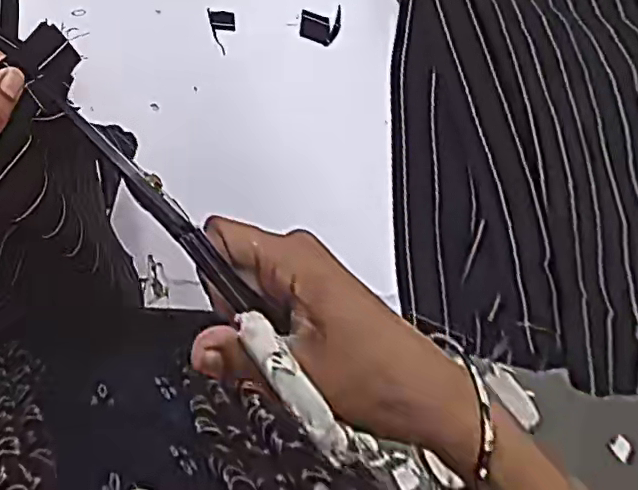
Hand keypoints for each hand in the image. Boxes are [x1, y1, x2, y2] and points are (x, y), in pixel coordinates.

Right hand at [189, 220, 483, 474]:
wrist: (437, 402)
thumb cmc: (388, 378)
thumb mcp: (298, 374)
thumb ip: (237, 355)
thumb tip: (200, 347)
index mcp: (292, 256)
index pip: (217, 235)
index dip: (210, 277)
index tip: (222, 314)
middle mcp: (299, 253)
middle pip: (230, 265)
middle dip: (235, 312)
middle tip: (262, 349)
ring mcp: (308, 271)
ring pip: (250, 286)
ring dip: (256, 327)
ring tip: (287, 362)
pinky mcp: (315, 288)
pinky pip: (270, 297)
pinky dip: (273, 330)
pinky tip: (296, 360)